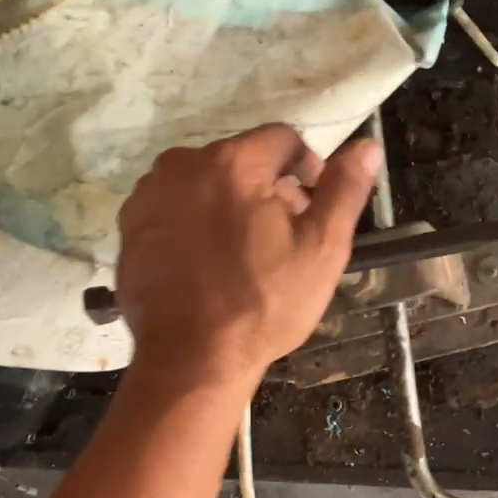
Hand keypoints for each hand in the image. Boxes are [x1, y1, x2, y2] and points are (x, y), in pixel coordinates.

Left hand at [117, 124, 380, 382]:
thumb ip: (344, 192)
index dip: (307, 170)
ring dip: (229, 207)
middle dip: (267, 191)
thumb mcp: (322, 250)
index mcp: (234, 163)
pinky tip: (207, 267)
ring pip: (205, 184)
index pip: (282, 139)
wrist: (193, 357)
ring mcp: (148, 196)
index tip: (312, 211)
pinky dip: (194, 226)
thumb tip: (368, 146)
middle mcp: (182, 164)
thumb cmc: (265, 305)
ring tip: (243, 257)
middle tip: (282, 243)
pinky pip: (174, 210)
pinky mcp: (129, 228)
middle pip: (241, 161)